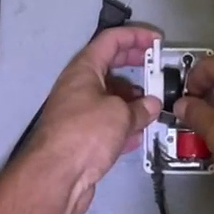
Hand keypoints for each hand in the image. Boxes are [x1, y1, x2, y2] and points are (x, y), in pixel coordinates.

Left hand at [26, 26, 163, 213]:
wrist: (56, 177)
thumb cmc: (85, 133)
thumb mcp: (120, 114)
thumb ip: (140, 107)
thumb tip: (152, 105)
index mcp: (84, 69)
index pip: (110, 40)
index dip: (135, 36)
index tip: (157, 40)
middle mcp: (78, 86)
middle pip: (110, 66)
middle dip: (135, 64)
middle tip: (157, 68)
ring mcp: (78, 112)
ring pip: (109, 97)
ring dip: (131, 99)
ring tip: (152, 108)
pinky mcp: (81, 138)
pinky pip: (106, 123)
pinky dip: (123, 125)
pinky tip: (139, 135)